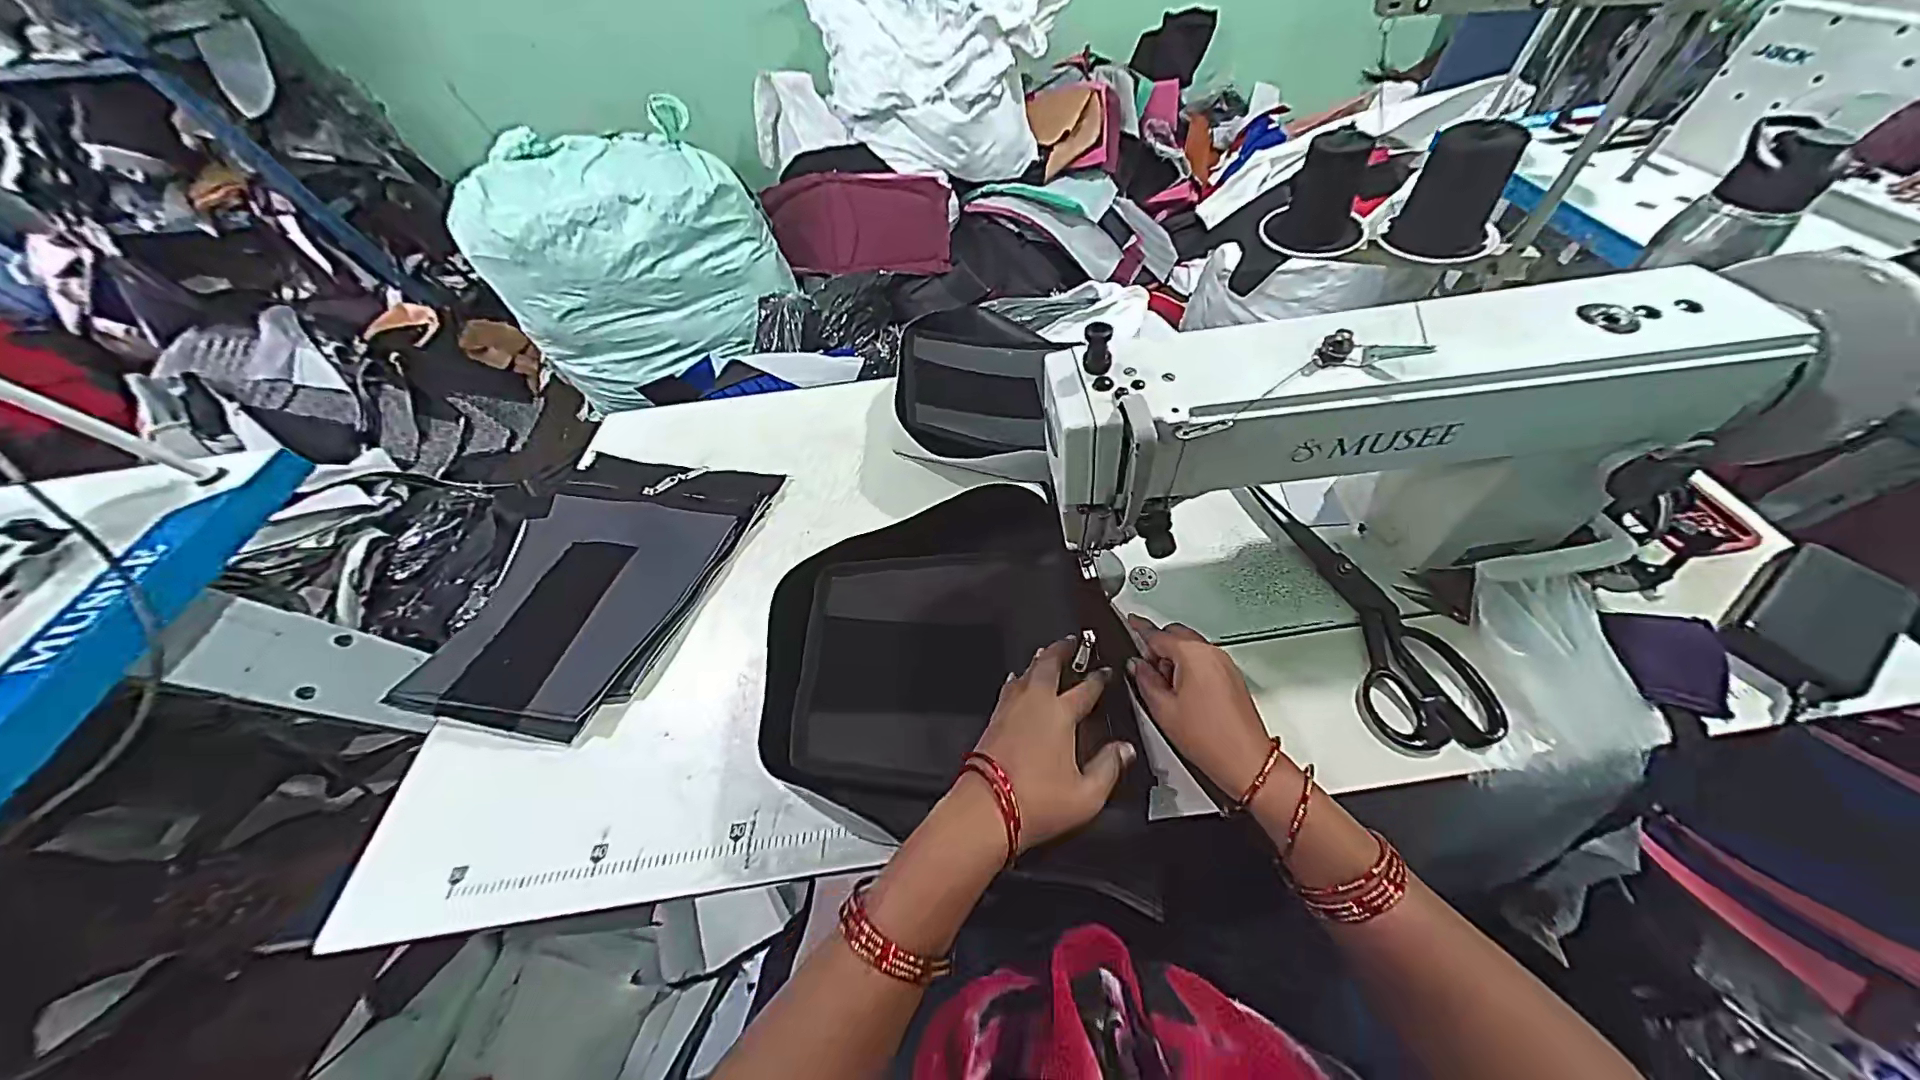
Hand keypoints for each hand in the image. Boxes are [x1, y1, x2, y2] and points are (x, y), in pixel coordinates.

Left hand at [968, 637, 1135, 853]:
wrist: (987, 809)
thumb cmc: (1032, 802)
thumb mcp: (1087, 794)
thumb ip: (1109, 767)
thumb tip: (1122, 752)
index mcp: (1060, 714)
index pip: (1086, 688)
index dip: (1098, 678)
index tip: (1104, 672)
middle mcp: (1033, 703)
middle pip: (1048, 664)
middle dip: (1062, 650)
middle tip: (1071, 642)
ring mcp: (1010, 708)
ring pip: (1026, 671)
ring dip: (1038, 660)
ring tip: (1045, 654)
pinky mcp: (993, 719)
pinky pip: (1009, 687)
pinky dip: (1018, 678)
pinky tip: (1016, 681)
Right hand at [1125, 615, 1275, 795]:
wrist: (1245, 761)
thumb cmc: (1211, 739)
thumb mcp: (1162, 708)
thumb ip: (1144, 679)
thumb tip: (1137, 666)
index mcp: (1193, 655)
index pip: (1158, 634)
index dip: (1139, 628)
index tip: (1131, 621)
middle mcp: (1212, 654)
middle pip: (1176, 635)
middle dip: (1158, 648)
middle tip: (1144, 669)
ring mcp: (1225, 664)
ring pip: (1191, 648)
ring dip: (1174, 659)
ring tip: (1166, 691)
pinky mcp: (1231, 677)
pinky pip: (1204, 661)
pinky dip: (1190, 669)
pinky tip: (1183, 696)